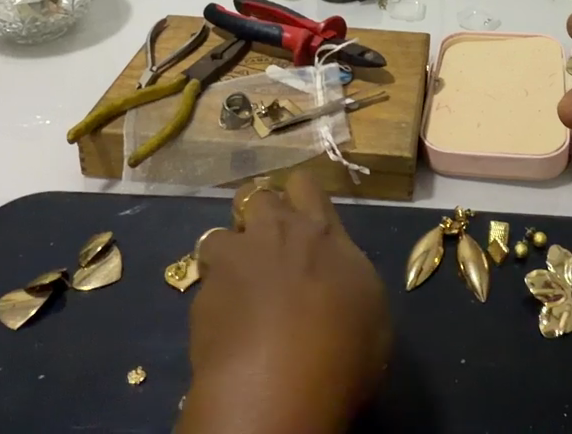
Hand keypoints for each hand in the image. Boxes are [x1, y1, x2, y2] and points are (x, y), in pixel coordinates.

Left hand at [179, 171, 389, 433]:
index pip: (304, 183)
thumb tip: (336, 271)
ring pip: (219, 234)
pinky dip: (213, 298)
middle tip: (268, 244)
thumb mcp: (369, 305)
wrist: (279, 387)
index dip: (299, 196)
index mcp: (320, 231)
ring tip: (238, 285)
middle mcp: (274, 232)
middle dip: (258, 213)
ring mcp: (233, 261)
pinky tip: (225, 325)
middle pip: (256, 195)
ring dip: (228, 253)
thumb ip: (346, 273)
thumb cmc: (344, 349)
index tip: (302, 215)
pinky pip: (204, 284)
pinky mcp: (201, 297)